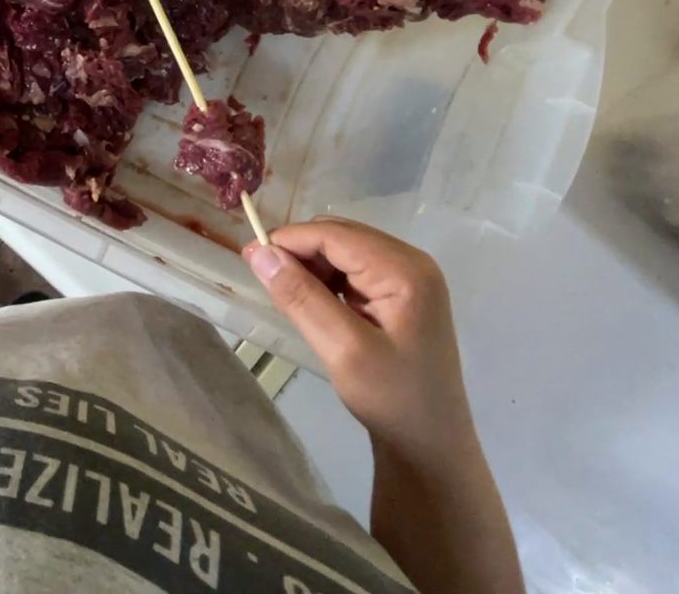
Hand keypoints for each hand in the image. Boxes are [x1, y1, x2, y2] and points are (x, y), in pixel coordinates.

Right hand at [244, 217, 474, 458]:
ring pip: (339, 249)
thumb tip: (258, 252)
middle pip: (337, 235)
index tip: (249, 260)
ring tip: (291, 298)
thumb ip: (300, 296)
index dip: (288, 240)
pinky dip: (323, 278)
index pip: (333, 234)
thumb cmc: (392, 398)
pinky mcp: (397, 292)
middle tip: (270, 284)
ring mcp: (406, 277)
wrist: (430, 443)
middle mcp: (409, 262)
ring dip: (309, 266)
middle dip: (298, 252)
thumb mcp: (342, 349)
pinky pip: (348, 268)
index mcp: (404, 271)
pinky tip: (313, 304)